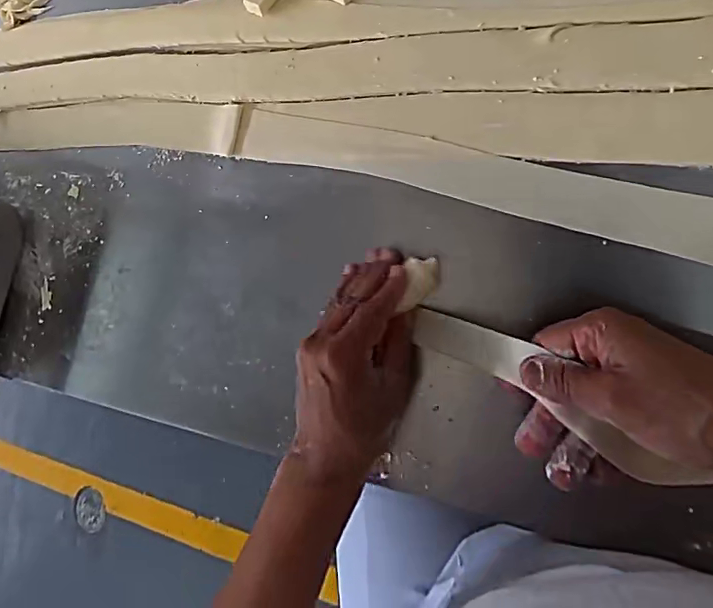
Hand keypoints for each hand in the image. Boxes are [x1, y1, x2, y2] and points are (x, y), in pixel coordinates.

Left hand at [289, 248, 417, 483]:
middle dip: (374, 275)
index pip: (372, 310)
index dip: (390, 289)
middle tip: (391, 255)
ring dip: (359, 279)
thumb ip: (397, 344)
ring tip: (375, 259)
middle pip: (353, 299)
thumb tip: (404, 310)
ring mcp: (311, 343)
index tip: (404, 270)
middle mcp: (322, 342)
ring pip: (339, 302)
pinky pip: (330, 313)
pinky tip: (352, 278)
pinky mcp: (308, 346)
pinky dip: (344, 295)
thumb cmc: (363, 432)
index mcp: (344, 354)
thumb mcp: (392, 388)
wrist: (324, 457)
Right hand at [512, 308, 712, 487]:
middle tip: (532, 442)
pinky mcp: (654, 400)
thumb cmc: (687, 409)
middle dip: (549, 415)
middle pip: (567, 378)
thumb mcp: (611, 398)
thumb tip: (528, 367)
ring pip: (591, 404)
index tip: (510, 393)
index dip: (527, 371)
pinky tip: (596, 471)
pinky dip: (605, 444)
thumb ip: (564, 383)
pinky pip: (616, 418)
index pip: (548, 344)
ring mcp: (636, 374)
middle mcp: (616, 347)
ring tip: (565, 470)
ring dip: (576, 438)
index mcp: (603, 332)